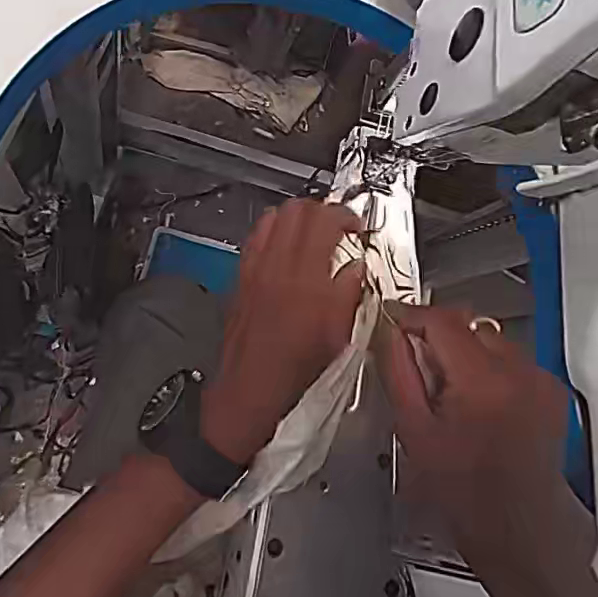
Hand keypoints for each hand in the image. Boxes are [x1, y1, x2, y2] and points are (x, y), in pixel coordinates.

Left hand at [200, 199, 364, 463]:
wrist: (249, 387)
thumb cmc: (293, 368)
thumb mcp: (337, 335)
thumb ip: (349, 293)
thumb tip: (356, 269)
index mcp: (306, 277)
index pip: (324, 220)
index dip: (345, 215)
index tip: (354, 226)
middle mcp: (276, 266)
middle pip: (297, 209)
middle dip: (321, 210)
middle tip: (336, 224)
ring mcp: (254, 268)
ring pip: (274, 216)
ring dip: (296, 216)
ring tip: (311, 232)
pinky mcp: (240, 276)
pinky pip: (255, 237)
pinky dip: (273, 231)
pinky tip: (283, 248)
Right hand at [375, 304, 590, 578]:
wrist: (520, 531)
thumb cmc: (468, 496)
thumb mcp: (415, 431)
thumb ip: (398, 372)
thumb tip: (388, 333)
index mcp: (483, 382)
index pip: (442, 321)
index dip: (411, 318)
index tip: (394, 323)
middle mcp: (519, 372)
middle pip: (467, 326)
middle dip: (439, 340)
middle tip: (421, 373)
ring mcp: (540, 380)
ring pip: (489, 339)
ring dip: (466, 354)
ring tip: (453, 397)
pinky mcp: (551, 390)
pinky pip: (513, 360)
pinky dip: (491, 370)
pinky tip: (480, 406)